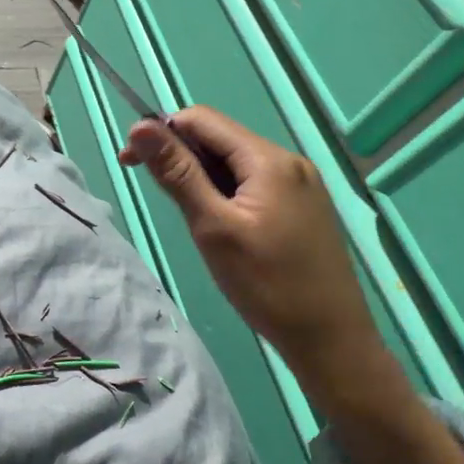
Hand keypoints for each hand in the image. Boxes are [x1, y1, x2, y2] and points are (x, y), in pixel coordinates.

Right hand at [121, 107, 463, 463]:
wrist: (332, 343)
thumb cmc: (267, 285)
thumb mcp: (212, 227)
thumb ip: (176, 172)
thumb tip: (139, 126)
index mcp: (269, 160)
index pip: (201, 119)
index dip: (160, 132)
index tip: (130, 163)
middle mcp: (289, 161)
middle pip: (219, 137)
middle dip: (180, 156)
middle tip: (159, 197)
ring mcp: (301, 184)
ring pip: (234, 161)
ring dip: (201, 176)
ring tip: (194, 218)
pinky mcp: (304, 207)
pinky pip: (253, 182)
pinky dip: (225, 192)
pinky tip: (221, 224)